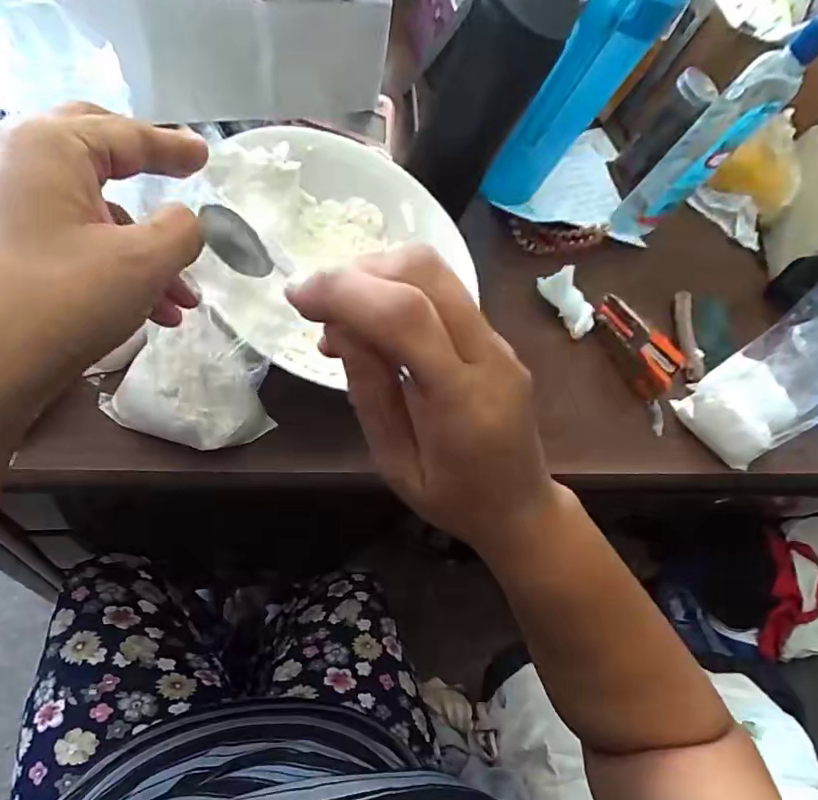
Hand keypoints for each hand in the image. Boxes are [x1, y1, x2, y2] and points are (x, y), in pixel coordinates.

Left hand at [0, 103, 207, 412]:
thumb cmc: (60, 300)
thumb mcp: (140, 264)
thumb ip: (179, 233)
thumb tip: (185, 223)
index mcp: (49, 146)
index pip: (125, 134)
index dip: (172, 148)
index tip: (205, 157)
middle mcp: (19, 168)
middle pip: (97, 161)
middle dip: (145, 182)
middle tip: (177, 188)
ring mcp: (6, 215)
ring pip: (91, 221)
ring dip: (142, 256)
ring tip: (181, 304)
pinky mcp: (4, 258)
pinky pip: (72, 251)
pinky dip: (113, 275)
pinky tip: (146, 316)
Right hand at [288, 247, 566, 556]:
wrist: (520, 507)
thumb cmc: (454, 500)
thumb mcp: (397, 464)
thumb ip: (371, 396)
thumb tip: (341, 333)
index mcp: (462, 400)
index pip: (406, 318)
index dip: (345, 294)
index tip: (296, 297)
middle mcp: (489, 356)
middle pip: (427, 273)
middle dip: (360, 273)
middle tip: (317, 306)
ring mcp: (499, 343)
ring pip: (437, 274)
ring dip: (378, 277)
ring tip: (340, 321)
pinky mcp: (497, 339)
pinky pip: (445, 296)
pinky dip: (398, 295)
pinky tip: (371, 329)